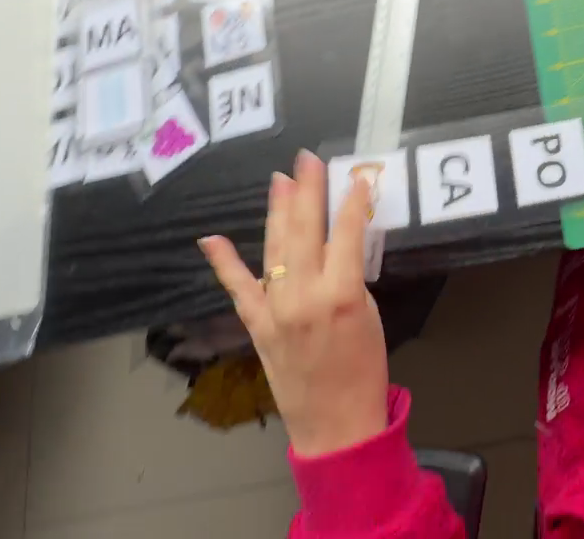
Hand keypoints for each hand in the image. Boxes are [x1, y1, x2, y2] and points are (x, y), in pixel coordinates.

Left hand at [199, 149, 389, 457]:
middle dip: (307, 191)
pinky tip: (213, 239)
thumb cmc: (365, 368)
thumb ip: (352, 276)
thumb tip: (342, 243)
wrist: (335, 423)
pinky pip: (239, 288)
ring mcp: (275, 310)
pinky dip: (225, 263)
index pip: (347, 232)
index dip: (353, 202)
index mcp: (343, 293)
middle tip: (307, 160)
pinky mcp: (256, 326)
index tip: (356, 176)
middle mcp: (305, 295)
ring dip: (278, 212)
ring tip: (280, 180)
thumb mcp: (370, 314)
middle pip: (306, 231)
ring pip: (275, 249)